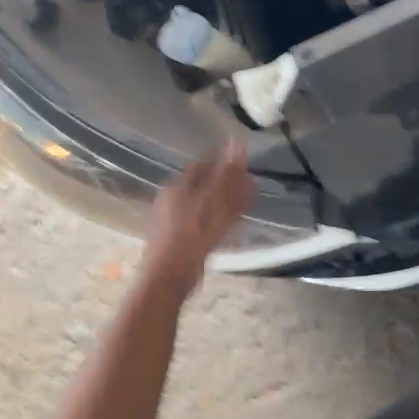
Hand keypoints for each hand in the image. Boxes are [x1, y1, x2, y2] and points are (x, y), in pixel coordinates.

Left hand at [138, 138, 254, 301]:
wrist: (169, 278)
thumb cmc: (193, 233)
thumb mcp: (216, 198)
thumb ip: (228, 171)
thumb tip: (238, 141)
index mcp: (178, 185)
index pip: (205, 164)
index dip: (227, 166)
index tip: (246, 173)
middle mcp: (171, 199)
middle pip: (204, 184)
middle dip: (227, 186)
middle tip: (248, 192)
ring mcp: (171, 220)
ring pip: (203, 204)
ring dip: (224, 204)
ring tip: (243, 211)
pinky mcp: (176, 239)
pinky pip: (200, 221)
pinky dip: (216, 220)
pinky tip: (229, 229)